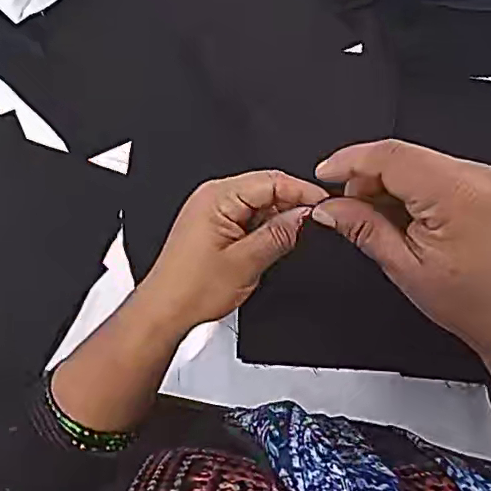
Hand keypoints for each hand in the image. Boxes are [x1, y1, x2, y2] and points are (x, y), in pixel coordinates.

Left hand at [51, 170, 326, 436]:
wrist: (165, 311)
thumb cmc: (190, 289)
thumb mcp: (247, 262)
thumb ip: (280, 234)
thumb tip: (305, 216)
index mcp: (217, 197)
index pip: (271, 180)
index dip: (303, 191)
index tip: (324, 205)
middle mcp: (212, 197)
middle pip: (267, 189)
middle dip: (293, 206)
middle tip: (315, 225)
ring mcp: (212, 210)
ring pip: (260, 204)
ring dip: (278, 220)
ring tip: (290, 242)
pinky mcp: (214, 225)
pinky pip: (248, 217)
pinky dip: (265, 229)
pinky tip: (271, 246)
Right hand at [310, 140, 490, 354]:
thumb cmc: (473, 300)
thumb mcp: (404, 267)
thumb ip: (363, 228)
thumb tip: (330, 208)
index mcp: (456, 194)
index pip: (390, 156)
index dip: (349, 161)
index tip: (324, 174)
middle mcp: (472, 176)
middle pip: (398, 154)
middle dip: (363, 175)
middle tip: (344, 208)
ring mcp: (477, 176)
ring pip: (410, 160)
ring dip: (382, 182)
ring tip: (374, 219)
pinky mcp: (475, 182)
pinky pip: (426, 170)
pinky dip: (402, 186)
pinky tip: (396, 215)